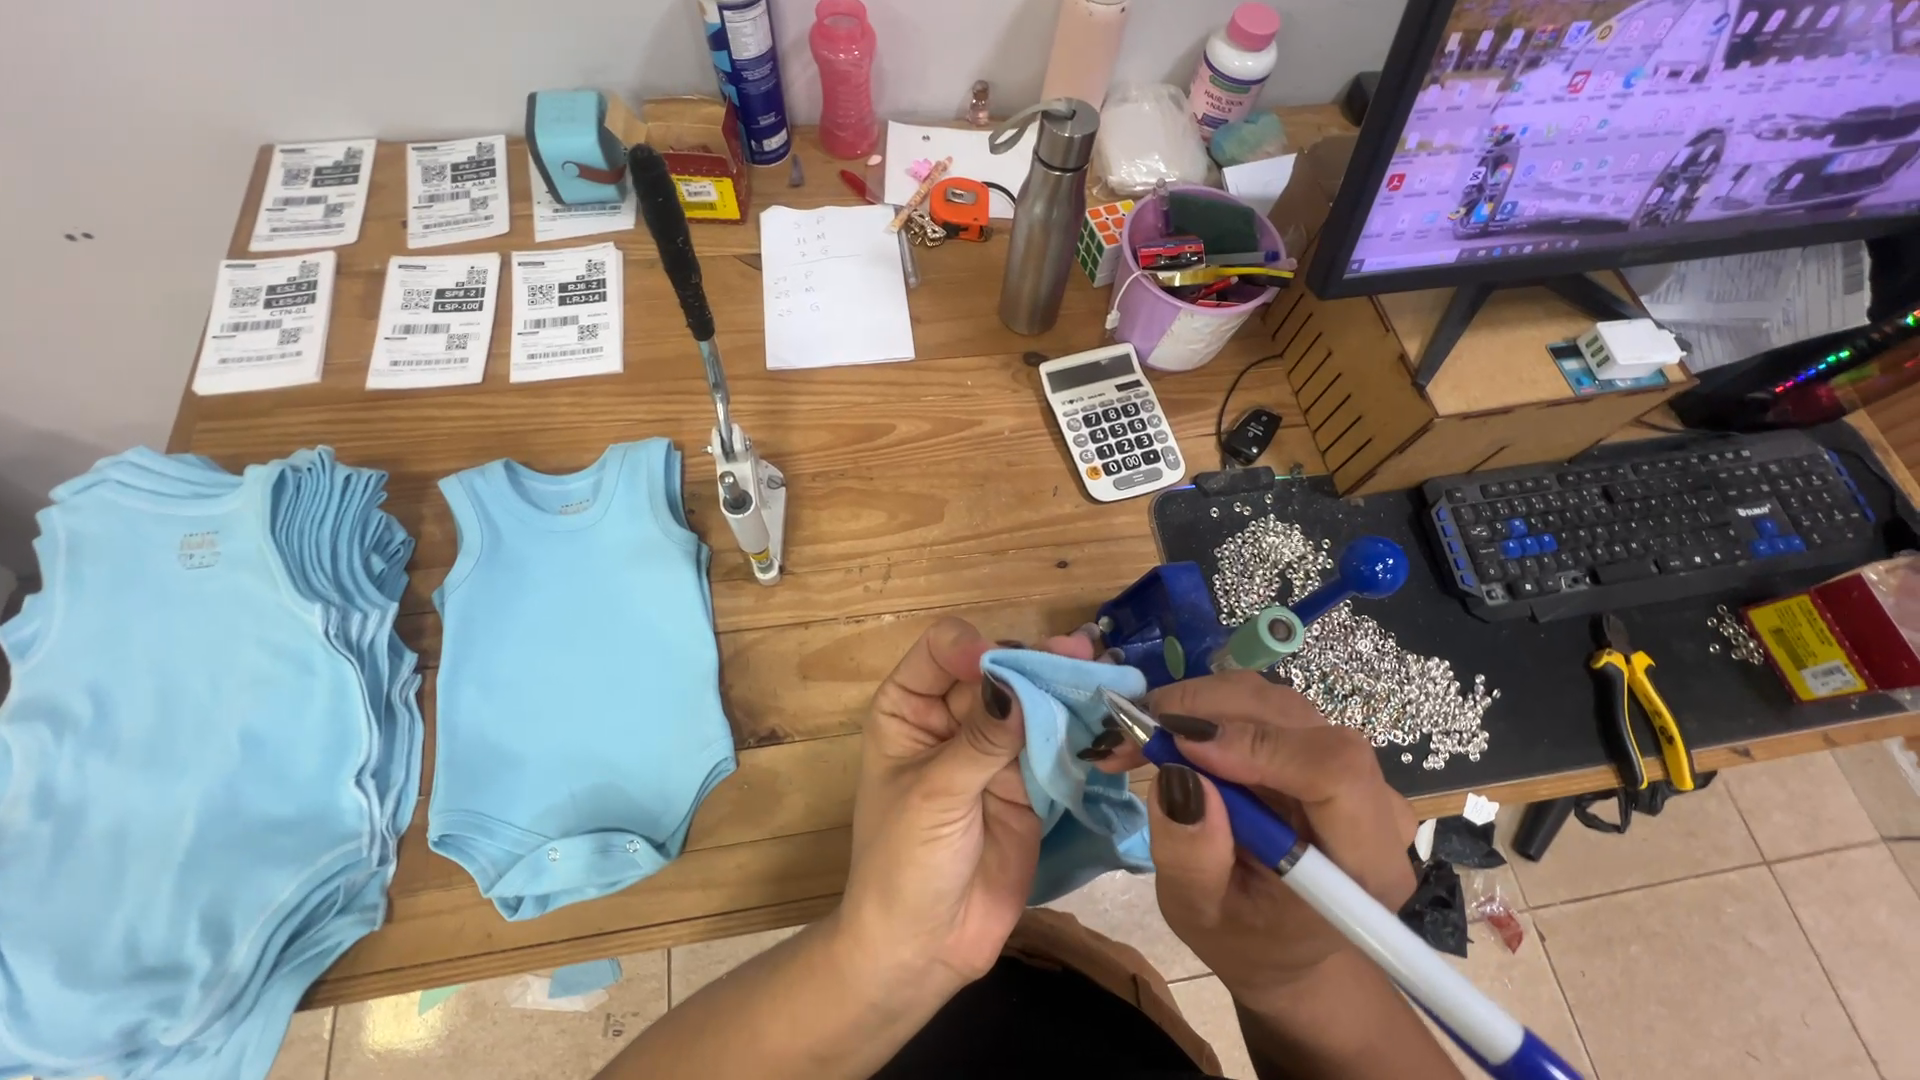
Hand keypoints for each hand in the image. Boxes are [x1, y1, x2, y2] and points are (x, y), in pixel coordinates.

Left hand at [837, 617, 1096, 1003]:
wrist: (924, 948)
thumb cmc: (903, 863)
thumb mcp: (934, 796)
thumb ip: (980, 740)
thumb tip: (1015, 683)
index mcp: (909, 708)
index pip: (942, 652)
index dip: (973, 649)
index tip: (1001, 668)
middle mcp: (953, 718)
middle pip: (998, 671)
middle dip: (1034, 663)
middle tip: (1079, 654)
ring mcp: (995, 750)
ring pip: (1033, 705)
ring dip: (1066, 690)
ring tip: (1104, 672)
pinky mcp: (1030, 783)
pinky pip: (1057, 746)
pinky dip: (1083, 733)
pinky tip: (1110, 716)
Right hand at [1094, 671, 1416, 1007]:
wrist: (1281, 939)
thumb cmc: (1246, 939)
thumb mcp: (1199, 914)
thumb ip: (1191, 857)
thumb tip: (1179, 775)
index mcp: (1362, 863)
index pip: (1335, 772)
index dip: (1258, 745)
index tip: (1183, 747)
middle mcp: (1369, 801)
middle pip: (1295, 720)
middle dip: (1205, 713)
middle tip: (1133, 733)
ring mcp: (1348, 765)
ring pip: (1272, 701)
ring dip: (1197, 705)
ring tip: (1141, 736)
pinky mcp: (1315, 744)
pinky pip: (1262, 705)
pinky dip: (1204, 707)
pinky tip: (1167, 732)